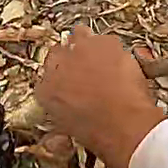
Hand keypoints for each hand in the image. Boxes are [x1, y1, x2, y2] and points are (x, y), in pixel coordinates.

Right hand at [36, 27, 166, 167]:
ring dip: (90, 46)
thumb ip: (60, 111)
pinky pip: (106, 40)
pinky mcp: (105, 42)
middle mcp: (57, 64)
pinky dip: (112, 48)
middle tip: (87, 66)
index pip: (46, 70)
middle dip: (72, 54)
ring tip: (104, 61)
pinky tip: (121, 62)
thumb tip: (63, 113)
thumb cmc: (97, 132)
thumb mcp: (68, 128)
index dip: (60, 71)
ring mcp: (81, 49)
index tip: (71, 76)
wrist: (122, 122)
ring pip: (81, 35)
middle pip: (60, 48)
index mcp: (45, 88)